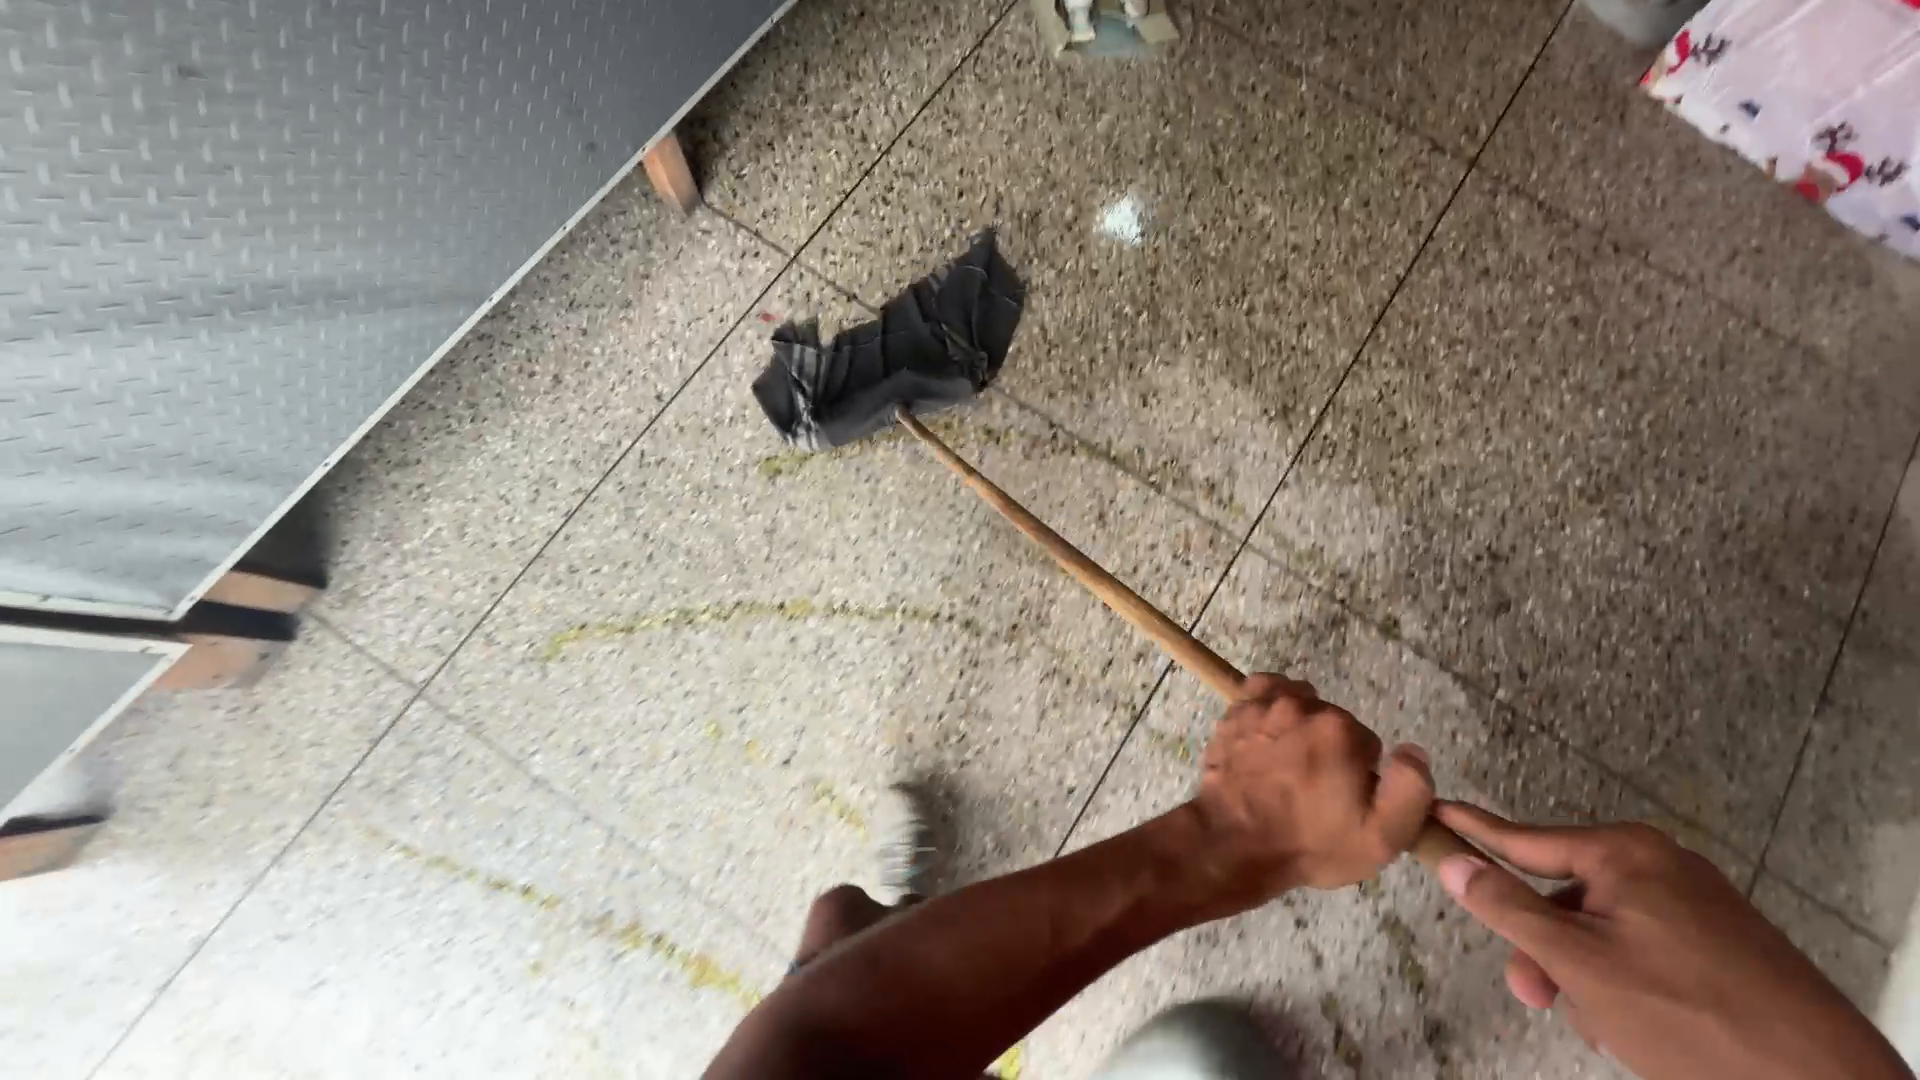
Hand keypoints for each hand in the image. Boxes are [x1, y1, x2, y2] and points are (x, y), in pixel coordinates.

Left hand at [1186, 674, 1433, 911]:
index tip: (1343, 797)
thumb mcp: (1382, 837)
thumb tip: (1414, 752)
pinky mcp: (1235, 711)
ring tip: (1289, 762)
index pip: (1367, 744)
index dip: (1359, 772)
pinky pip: (1263, 688)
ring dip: (1300, 725)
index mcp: (1342, 731)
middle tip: (1314, 786)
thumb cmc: (1310, 843)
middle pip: (1332, 723)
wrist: (1234, 842)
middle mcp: (1302, 707)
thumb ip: (1411, 790)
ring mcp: (1264, 705)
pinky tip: (1270, 727)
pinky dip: (1270, 701)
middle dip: (1330, 749)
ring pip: (1300, 703)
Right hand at [1435, 802, 1913, 1079]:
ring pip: (1601, 927)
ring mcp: (1698, 904)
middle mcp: (1661, 865)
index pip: (1522, 837)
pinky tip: (1632, 1024)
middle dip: (1542, 945)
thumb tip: (1451, 861)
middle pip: (1563, 893)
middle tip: (1535, 995)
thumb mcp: (1579, 962)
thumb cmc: (1688, 1014)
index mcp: (1625, 854)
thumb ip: (1506, 907)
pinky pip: (1644, 945)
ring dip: (1581, 971)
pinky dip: (1623, 978)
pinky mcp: (1725, 943)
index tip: (1431, 809)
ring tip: (1599, 1025)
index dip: (1471, 829)